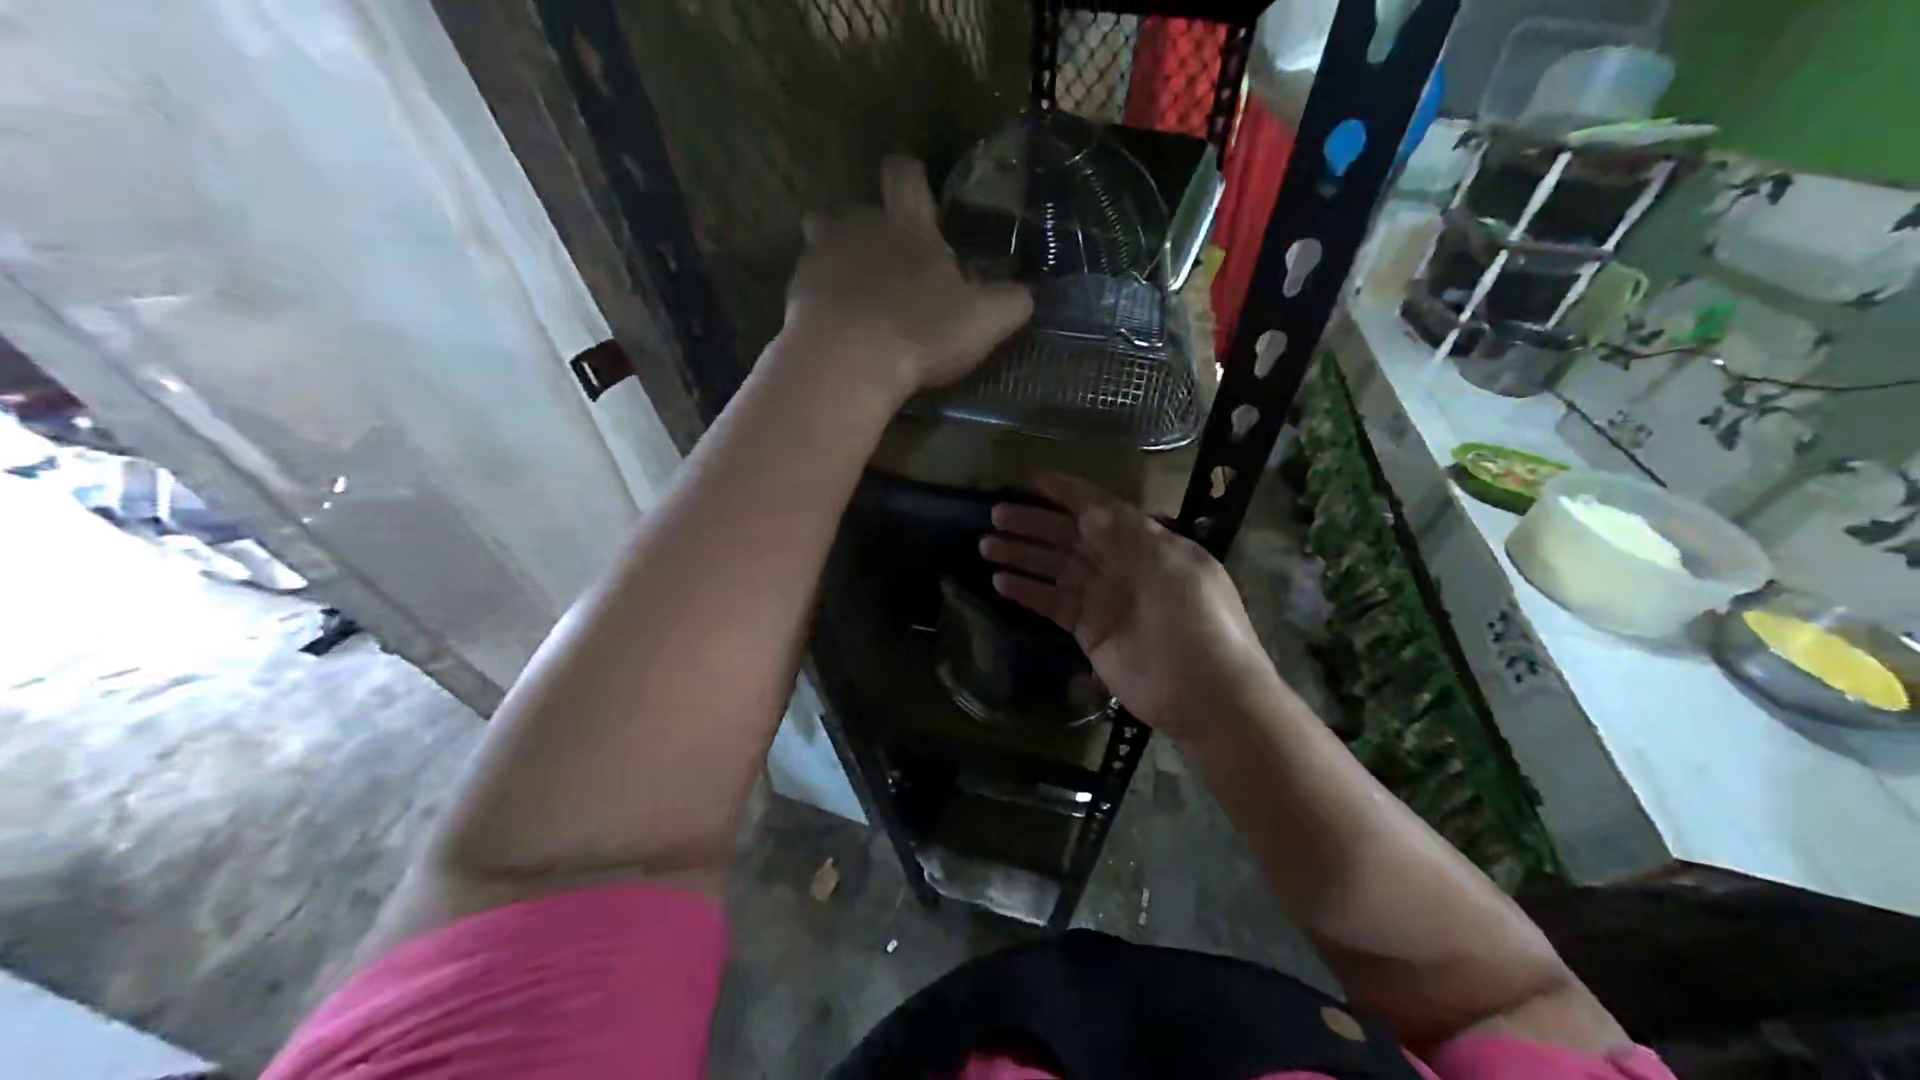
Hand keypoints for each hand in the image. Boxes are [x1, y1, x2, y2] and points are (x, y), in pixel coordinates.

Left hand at [783, 156, 1031, 393]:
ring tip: (854, 287)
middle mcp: (859, 228)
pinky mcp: (796, 291)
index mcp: (906, 226)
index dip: (911, 175)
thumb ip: (1012, 302)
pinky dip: (820, 295)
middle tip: (888, 262)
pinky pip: (808, 282)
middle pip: (857, 208)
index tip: (916, 188)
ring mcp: (820, 257)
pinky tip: (834, 322)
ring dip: (836, 253)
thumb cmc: (920, 331)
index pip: (905, 175)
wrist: (847, 361)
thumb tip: (1028, 293)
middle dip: (870, 226)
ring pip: (822, 237)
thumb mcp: (984, 320)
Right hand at [980, 471, 1280, 740]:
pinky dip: (1028, 592)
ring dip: (1023, 555)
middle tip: (997, 514)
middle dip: (1035, 524)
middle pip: (1071, 537)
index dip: (1068, 493)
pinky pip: (1053, 603)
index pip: (1101, 509)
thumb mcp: (1169, 565)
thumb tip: (1089, 510)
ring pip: (1056, 568)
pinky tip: (1001, 582)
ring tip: (987, 545)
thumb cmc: (1196, 621)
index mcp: (1149, 543)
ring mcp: (1105, 599)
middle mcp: (1123, 565)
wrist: (1206, 694)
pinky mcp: (1089, 631)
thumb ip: (1126, 535)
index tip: (1033, 479)